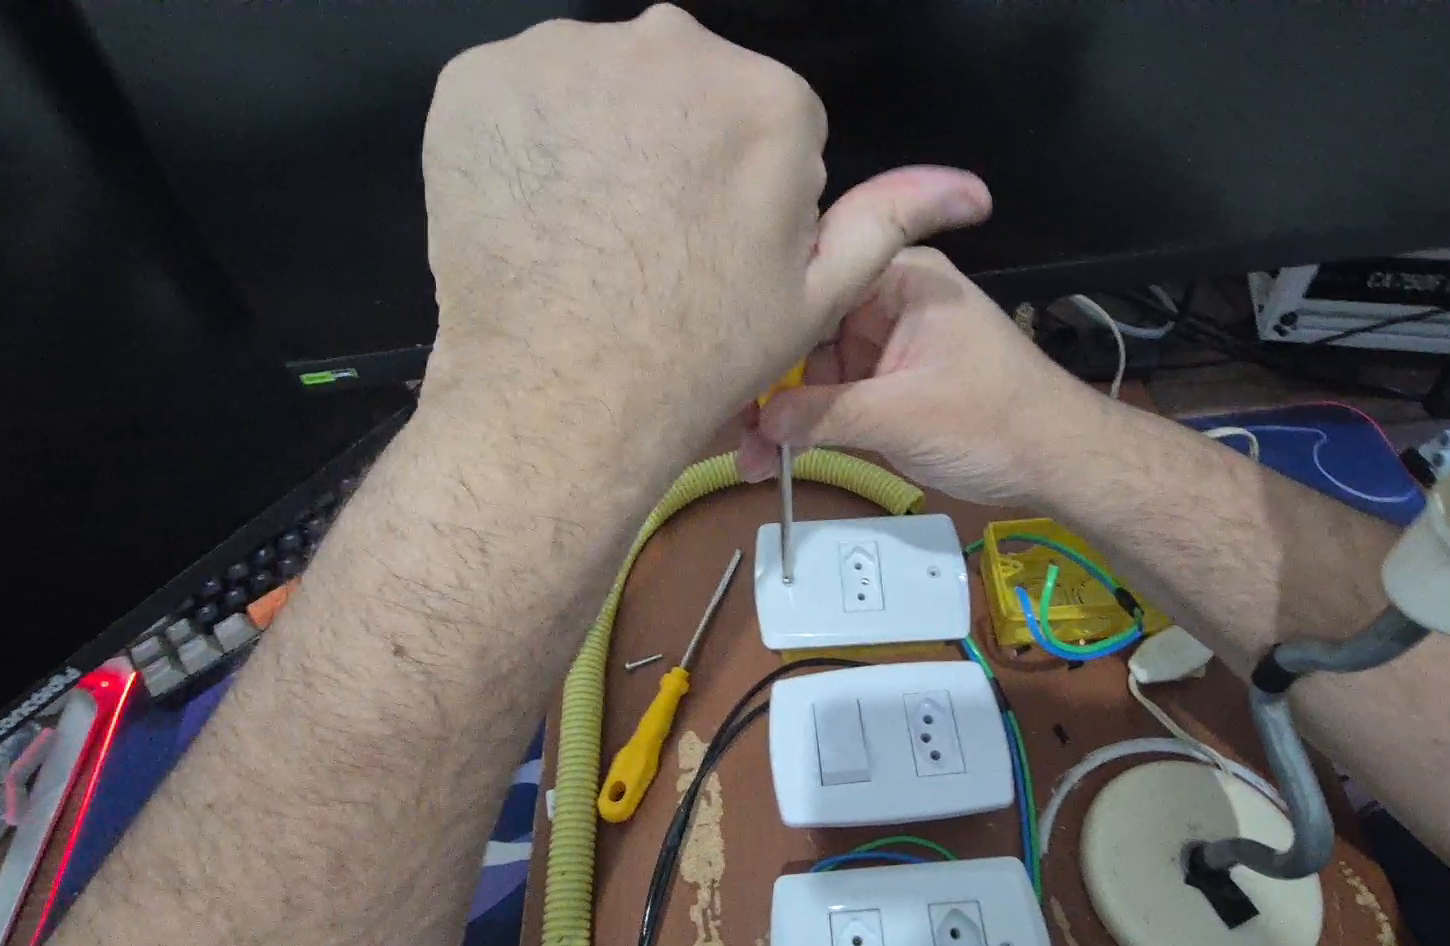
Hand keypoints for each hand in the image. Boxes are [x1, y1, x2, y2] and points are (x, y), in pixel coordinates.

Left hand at [418, 6, 990, 429]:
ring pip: (600, 93)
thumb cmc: (700, 356)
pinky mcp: (481, 79)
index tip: (711, 253)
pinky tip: (537, 215)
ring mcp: (566, 55)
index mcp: (770, 102)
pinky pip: (521, 103)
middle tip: (647, 249)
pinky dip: (529, 147)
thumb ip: (886, 223)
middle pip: (681, 96)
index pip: (761, 129)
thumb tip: (968, 189)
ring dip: (601, 148)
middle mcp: (673, 46)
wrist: (564, 395)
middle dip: (674, 158)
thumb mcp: (811, 300)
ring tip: (589, 238)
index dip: (739, 194)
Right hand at [736, 247, 1092, 504]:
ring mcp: (883, 346)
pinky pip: (830, 398)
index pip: (816, 280)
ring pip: (812, 371)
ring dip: (782, 416)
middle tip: (737, 434)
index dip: (770, 325)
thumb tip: (758, 424)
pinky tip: (775, 456)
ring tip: (753, 460)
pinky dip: (806, 427)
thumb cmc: (994, 424)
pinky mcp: (883, 385)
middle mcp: (885, 303)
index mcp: (899, 279)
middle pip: (806, 332)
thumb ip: (823, 415)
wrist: (1058, 464)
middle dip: (770, 386)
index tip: (732, 372)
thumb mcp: (901, 417)